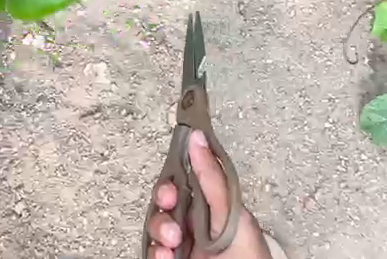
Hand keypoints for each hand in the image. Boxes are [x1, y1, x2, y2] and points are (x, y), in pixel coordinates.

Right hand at [146, 130, 272, 258]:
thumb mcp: (233, 215)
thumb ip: (212, 179)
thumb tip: (197, 139)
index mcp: (215, 208)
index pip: (186, 181)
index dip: (175, 176)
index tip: (173, 178)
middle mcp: (197, 227)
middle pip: (166, 202)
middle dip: (163, 201)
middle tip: (169, 204)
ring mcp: (184, 249)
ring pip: (157, 226)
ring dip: (159, 229)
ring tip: (172, 242)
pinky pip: (153, 252)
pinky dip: (155, 251)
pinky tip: (165, 255)